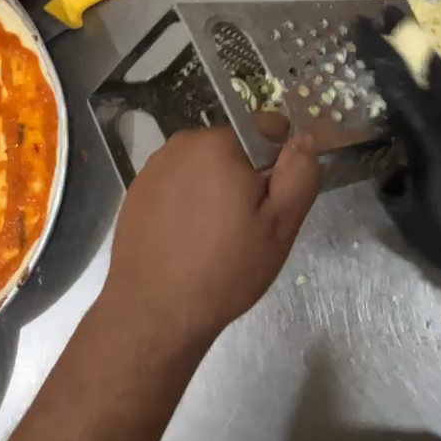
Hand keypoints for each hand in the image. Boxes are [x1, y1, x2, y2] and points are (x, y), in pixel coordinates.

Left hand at [103, 127, 320, 346]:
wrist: (154, 311)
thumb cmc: (225, 268)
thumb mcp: (280, 225)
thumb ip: (300, 174)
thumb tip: (303, 138)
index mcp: (219, 143)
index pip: (266, 128)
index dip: (279, 164)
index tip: (272, 204)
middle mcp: (182, 143)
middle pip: (234, 149)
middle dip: (246, 178)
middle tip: (246, 227)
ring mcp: (154, 167)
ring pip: (205, 168)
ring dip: (216, 191)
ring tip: (215, 238)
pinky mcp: (137, 192)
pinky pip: (178, 185)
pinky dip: (189, 204)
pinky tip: (188, 241)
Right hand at [356, 11, 440, 312]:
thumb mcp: (409, 214)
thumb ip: (394, 182)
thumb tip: (392, 169)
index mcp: (433, 133)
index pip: (397, 80)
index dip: (377, 49)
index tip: (363, 24)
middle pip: (431, 64)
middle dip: (408, 38)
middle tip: (390, 17)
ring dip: (433, 65)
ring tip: (416, 58)